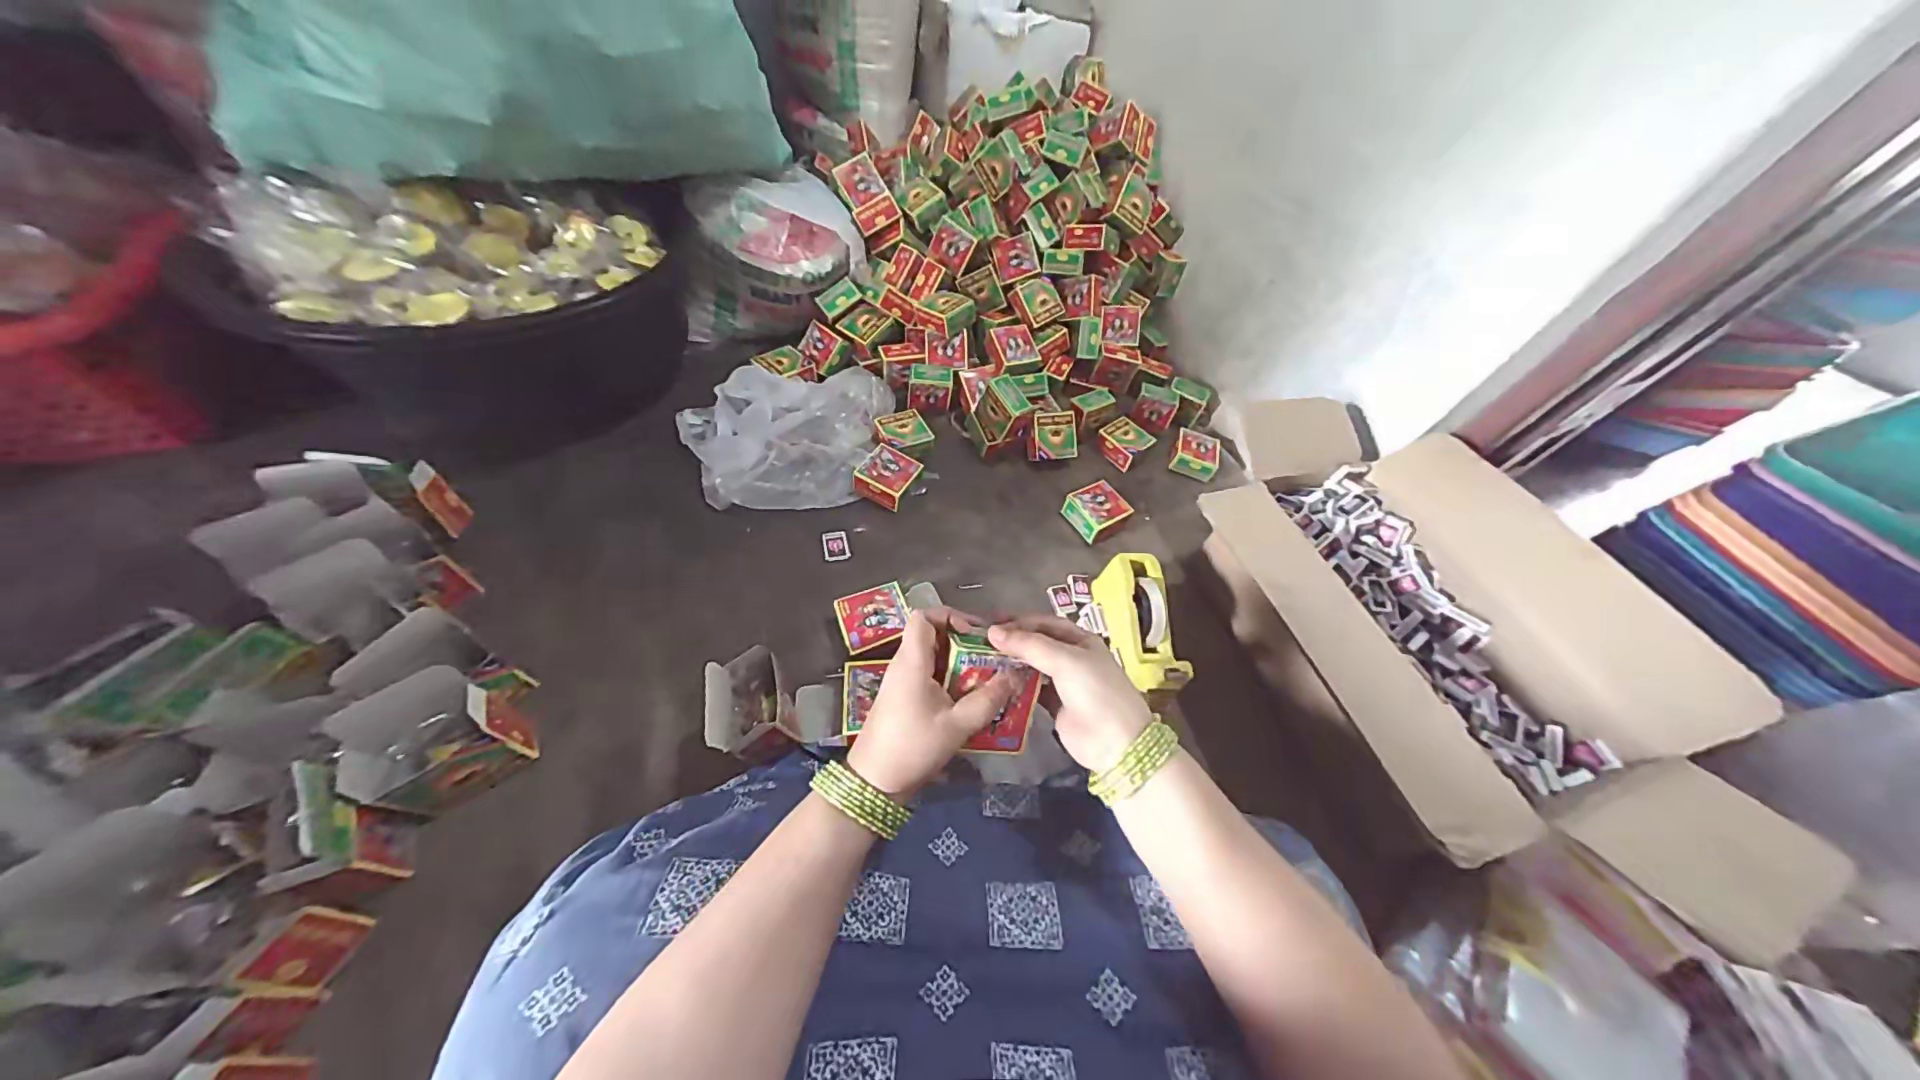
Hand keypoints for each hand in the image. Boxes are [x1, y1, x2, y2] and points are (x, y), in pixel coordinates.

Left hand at [846, 607, 1019, 795]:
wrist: (874, 782)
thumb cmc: (913, 747)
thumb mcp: (958, 725)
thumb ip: (989, 699)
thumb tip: (1015, 675)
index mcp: (912, 661)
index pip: (923, 615)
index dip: (950, 615)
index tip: (974, 634)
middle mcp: (904, 664)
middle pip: (932, 634)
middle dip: (963, 641)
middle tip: (991, 657)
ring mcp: (902, 682)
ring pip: (933, 657)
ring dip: (960, 663)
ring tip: (987, 678)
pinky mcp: (903, 698)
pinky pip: (929, 675)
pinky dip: (950, 679)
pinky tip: (969, 699)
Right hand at [989, 615, 1152, 772]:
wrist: (1116, 743)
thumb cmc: (1095, 692)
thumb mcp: (1064, 660)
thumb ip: (1028, 645)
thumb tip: (992, 631)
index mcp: (1080, 640)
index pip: (1044, 623)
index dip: (1018, 622)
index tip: (990, 625)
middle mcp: (1072, 657)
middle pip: (1036, 643)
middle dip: (1012, 642)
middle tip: (982, 642)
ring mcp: (1064, 682)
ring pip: (1032, 666)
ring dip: (1011, 663)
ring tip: (983, 661)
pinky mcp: (1055, 705)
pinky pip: (1031, 689)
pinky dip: (1015, 685)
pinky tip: (996, 684)